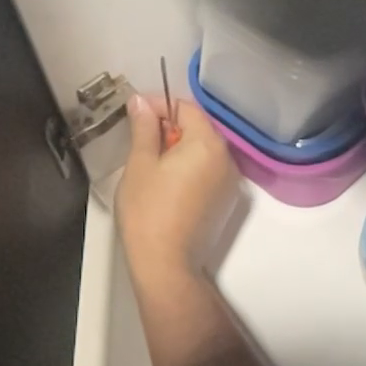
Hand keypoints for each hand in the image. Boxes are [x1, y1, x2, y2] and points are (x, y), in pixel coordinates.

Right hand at [115, 92, 237, 285]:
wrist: (166, 264)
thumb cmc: (148, 210)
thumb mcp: (140, 163)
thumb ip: (144, 128)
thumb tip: (141, 101)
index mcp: (207, 144)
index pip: (186, 109)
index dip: (159, 106)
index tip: (135, 113)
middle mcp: (226, 158)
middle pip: (198, 128)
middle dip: (169, 127)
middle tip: (138, 138)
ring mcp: (230, 182)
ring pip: (203, 151)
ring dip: (179, 147)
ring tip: (150, 161)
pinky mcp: (226, 202)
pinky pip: (208, 171)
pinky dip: (189, 167)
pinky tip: (167, 182)